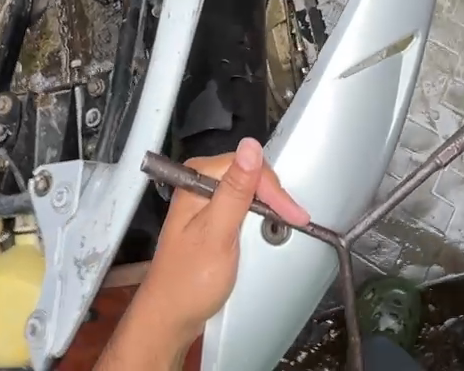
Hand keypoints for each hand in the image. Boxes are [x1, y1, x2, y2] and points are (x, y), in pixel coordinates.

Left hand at [97, 138, 309, 368]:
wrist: (171, 316)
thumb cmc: (188, 281)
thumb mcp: (217, 233)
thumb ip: (235, 190)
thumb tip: (250, 148)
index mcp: (197, 178)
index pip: (247, 165)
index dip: (273, 190)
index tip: (292, 214)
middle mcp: (199, 183)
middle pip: (249, 175)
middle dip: (273, 198)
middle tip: (291, 221)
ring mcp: (205, 200)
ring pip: (248, 190)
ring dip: (267, 207)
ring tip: (281, 224)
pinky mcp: (211, 216)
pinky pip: (242, 205)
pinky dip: (257, 217)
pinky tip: (262, 229)